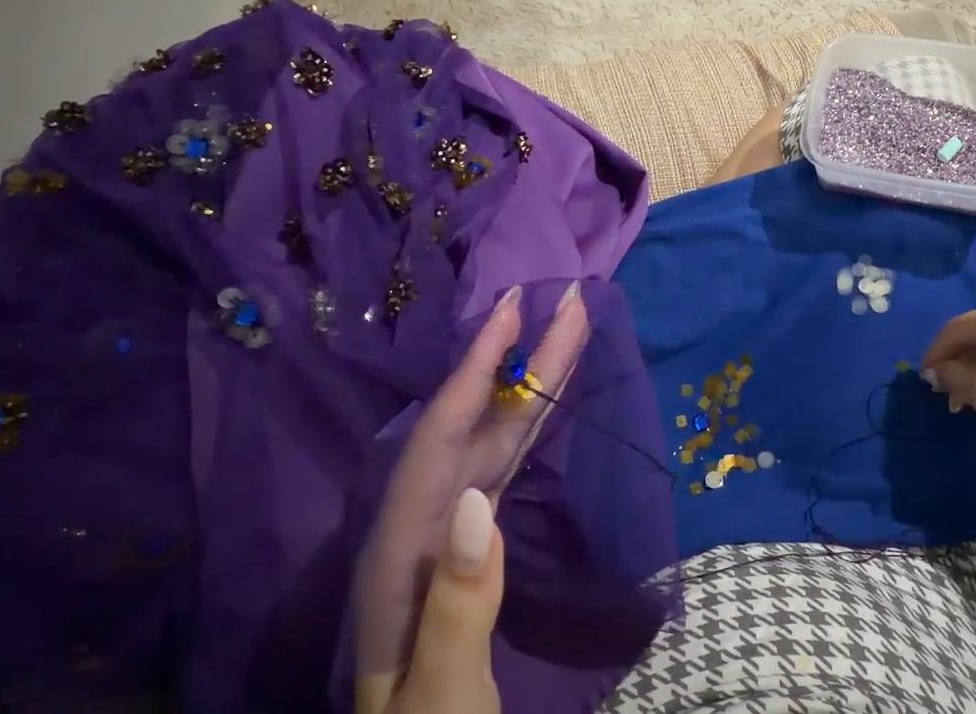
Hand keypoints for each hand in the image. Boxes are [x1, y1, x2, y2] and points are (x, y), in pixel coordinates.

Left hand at [355, 282, 590, 712]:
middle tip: (565, 301)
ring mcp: (452, 534)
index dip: (476, 369)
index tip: (511, 311)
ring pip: (497, 442)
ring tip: (571, 331)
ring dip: (533, 385)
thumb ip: (457, 605)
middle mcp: (426, 524)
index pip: (440, 439)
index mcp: (404, 550)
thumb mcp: (440, 695)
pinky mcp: (476, 546)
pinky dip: (529, 427)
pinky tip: (545, 402)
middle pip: (477, 427)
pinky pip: (506, 468)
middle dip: (520, 359)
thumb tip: (478, 502)